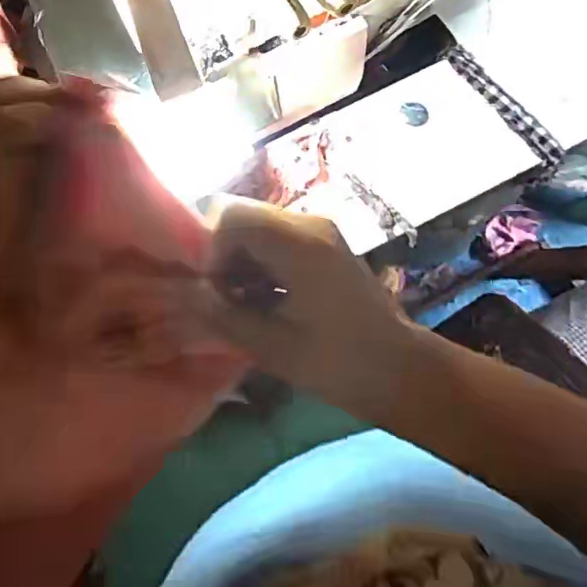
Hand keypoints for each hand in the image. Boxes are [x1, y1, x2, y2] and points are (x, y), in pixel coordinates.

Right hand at [200, 196, 418, 410]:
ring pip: (259, 226)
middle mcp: (309, 224)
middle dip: (225, 254)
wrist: (400, 370)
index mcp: (298, 243)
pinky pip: (278, 237)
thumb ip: (224, 316)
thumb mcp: (273, 347)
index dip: (213, 250)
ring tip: (247, 305)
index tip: (218, 292)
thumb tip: (186, 296)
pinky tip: (267, 300)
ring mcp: (320, 231)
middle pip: (245, 217)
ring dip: (243, 259)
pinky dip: (263, 261)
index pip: (232, 217)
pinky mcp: (325, 243)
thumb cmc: (339, 363)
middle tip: (228, 300)